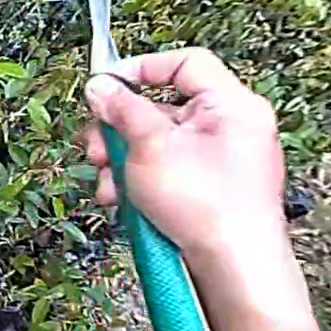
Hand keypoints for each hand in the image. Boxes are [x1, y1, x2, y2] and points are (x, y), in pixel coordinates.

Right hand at [81, 47, 289, 266]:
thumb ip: (122, 109)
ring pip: (152, 141)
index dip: (140, 68)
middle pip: (159, 106)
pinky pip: (160, 167)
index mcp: (230, 105)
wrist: (233, 268)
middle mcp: (228, 126)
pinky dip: (135, 180)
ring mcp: (216, 157)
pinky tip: (119, 198)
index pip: (184, 62)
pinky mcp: (204, 184)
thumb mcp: (150, 145)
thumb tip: (100, 85)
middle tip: (97, 147)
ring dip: (119, 160)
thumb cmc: (205, 205)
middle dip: (118, 129)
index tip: (106, 87)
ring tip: (106, 182)